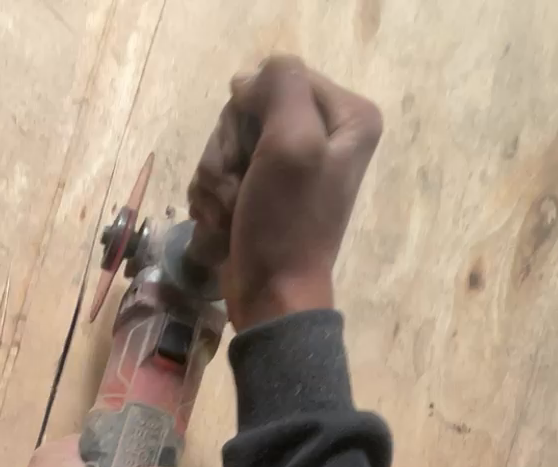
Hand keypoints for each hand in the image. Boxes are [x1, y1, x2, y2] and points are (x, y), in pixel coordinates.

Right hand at [186, 55, 383, 329]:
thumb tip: (244, 83)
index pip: (278, 79)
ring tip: (228, 217)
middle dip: (227, 157)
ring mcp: (283, 169)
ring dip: (214, 186)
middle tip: (235, 193)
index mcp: (347, 118)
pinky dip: (210, 205)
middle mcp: (319, 137)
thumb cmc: (286, 226)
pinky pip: (215, 180)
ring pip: (223, 149)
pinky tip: (222, 227)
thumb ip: (279, 87)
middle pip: (245, 115)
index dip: (250, 113)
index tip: (251, 156)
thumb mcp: (291, 143)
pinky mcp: (256, 196)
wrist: (270, 296)